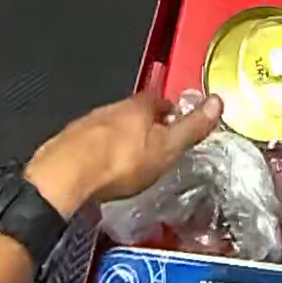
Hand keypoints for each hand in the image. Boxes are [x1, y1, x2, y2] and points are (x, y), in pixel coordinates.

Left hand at [24, 92, 222, 215]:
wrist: (62, 181)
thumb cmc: (118, 163)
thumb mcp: (167, 147)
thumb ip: (193, 126)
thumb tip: (218, 101)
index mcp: (140, 106)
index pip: (161, 101)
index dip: (170, 113)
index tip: (176, 123)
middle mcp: (113, 108)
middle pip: (133, 114)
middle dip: (143, 127)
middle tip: (152, 146)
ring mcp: (86, 126)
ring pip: (108, 129)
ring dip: (117, 141)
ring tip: (125, 163)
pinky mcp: (64, 146)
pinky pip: (86, 147)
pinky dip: (94, 157)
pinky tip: (96, 174)